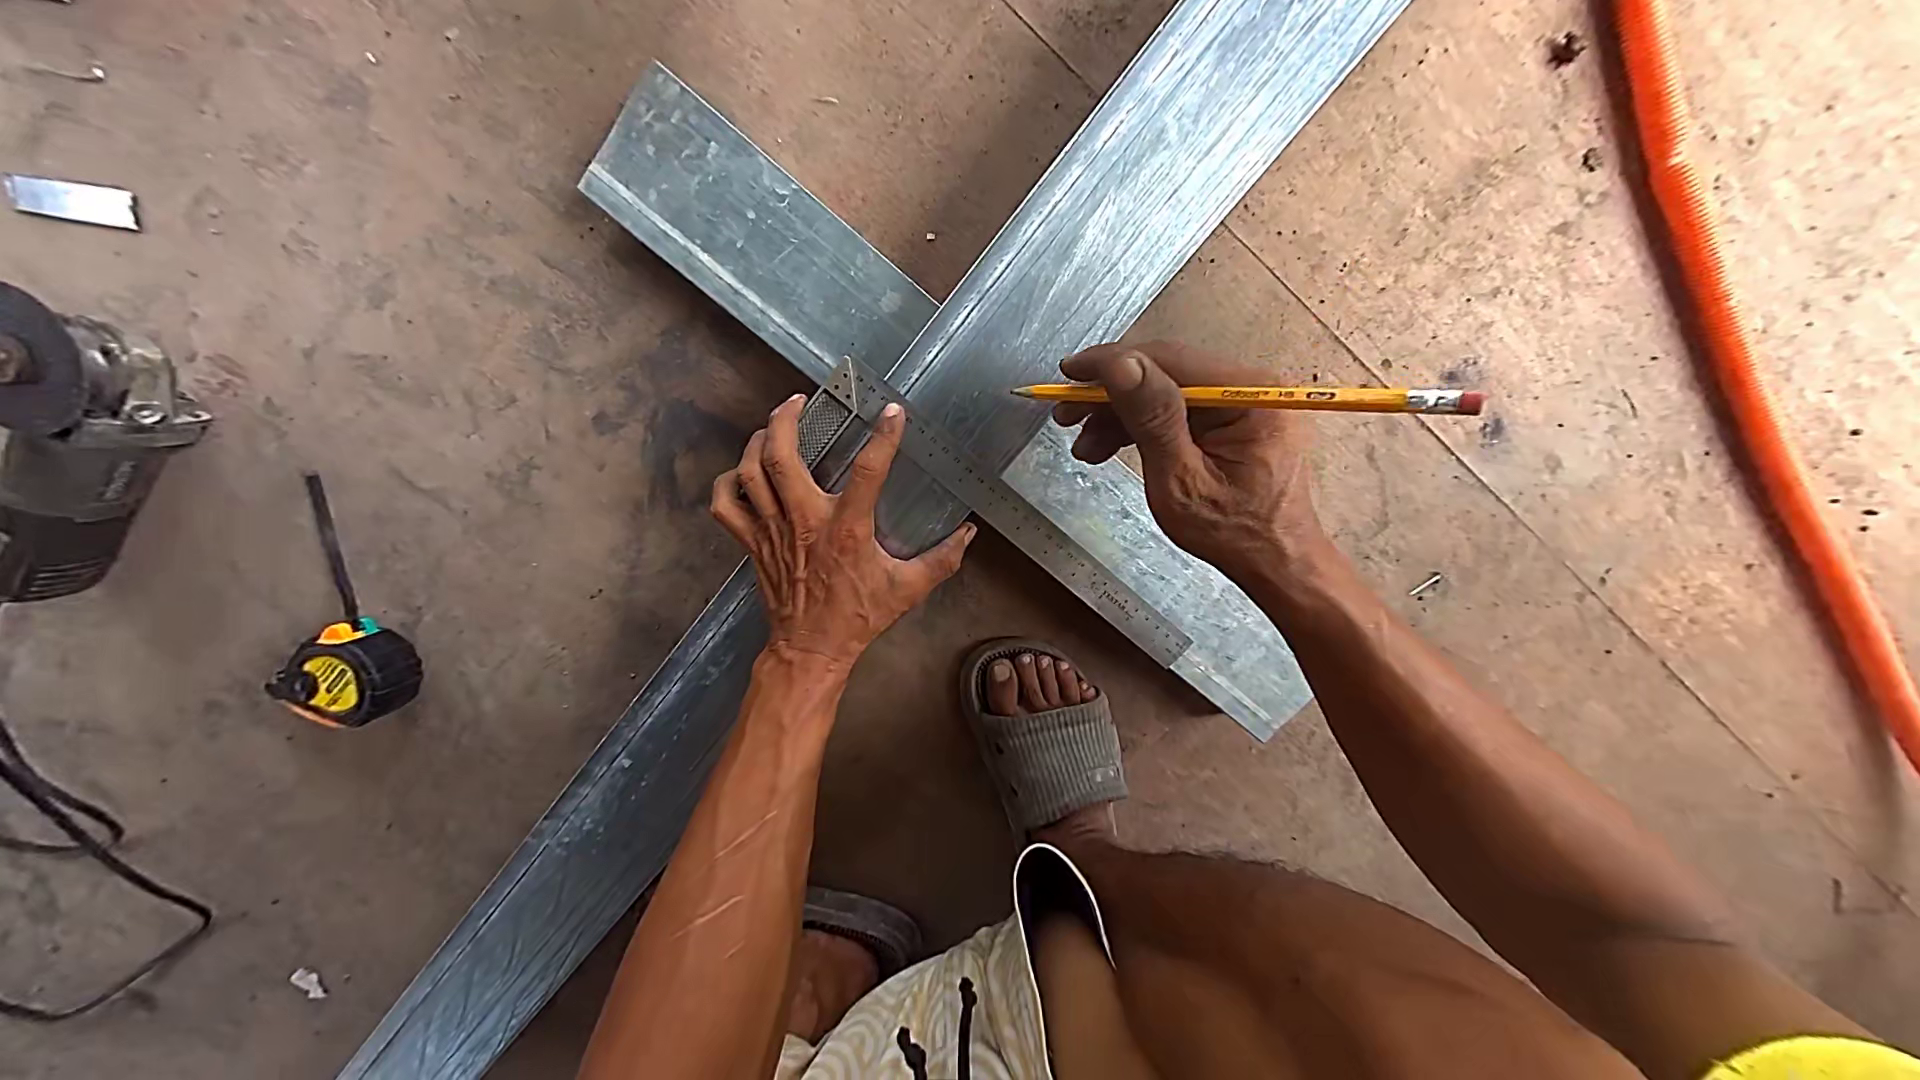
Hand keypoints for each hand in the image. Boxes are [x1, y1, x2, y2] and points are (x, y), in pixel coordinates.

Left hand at [712, 394, 976, 671]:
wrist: (812, 648)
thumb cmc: (857, 617)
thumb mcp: (908, 589)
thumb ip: (941, 560)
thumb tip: (967, 535)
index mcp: (846, 529)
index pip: (867, 471)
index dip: (883, 438)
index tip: (892, 413)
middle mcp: (804, 521)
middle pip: (781, 457)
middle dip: (785, 419)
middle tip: (798, 402)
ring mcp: (773, 531)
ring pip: (750, 472)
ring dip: (758, 441)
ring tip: (773, 426)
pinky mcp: (753, 544)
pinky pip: (725, 507)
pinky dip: (727, 483)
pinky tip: (741, 472)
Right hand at [1052, 341, 1326, 579]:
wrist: (1272, 563)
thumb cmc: (1233, 533)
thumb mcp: (1180, 479)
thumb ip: (1152, 418)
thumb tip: (1119, 364)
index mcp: (1246, 394)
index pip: (1166, 359)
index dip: (1110, 364)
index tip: (1068, 374)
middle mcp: (1245, 387)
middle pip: (1160, 373)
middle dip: (1108, 395)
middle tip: (1066, 415)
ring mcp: (1235, 403)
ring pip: (1160, 393)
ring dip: (1117, 416)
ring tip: (1085, 446)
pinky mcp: (1225, 420)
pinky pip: (1172, 411)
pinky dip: (1138, 428)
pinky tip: (1108, 447)